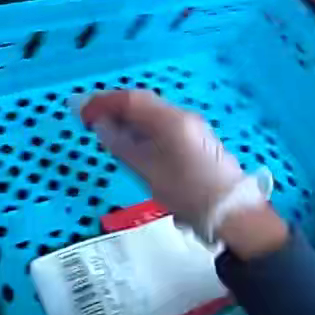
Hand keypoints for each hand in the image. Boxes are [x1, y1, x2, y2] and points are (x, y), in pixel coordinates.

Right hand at [80, 89, 289, 260]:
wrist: (234, 214)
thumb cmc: (188, 192)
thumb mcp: (147, 171)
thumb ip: (122, 145)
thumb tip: (100, 126)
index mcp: (170, 120)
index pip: (131, 100)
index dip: (103, 102)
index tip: (80, 110)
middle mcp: (181, 117)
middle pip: (142, 102)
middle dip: (113, 105)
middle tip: (87, 115)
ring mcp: (191, 128)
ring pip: (151, 113)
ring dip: (126, 116)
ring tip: (103, 127)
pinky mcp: (195, 140)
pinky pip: (160, 124)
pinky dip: (140, 126)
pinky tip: (129, 139)